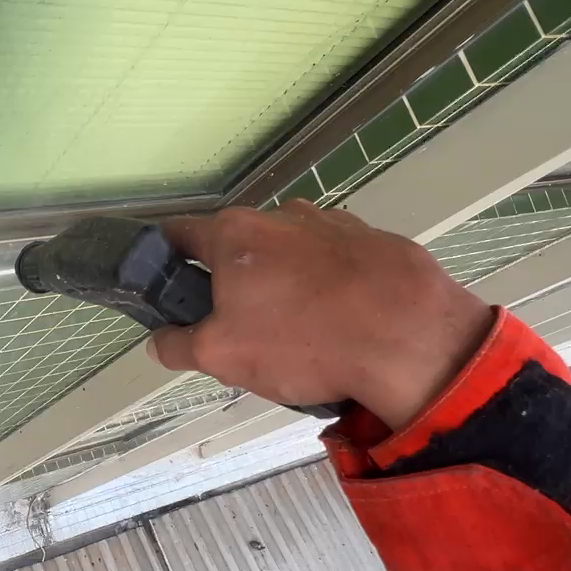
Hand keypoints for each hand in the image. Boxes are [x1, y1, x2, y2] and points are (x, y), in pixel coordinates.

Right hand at [149, 203, 492, 431]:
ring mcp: (332, 223)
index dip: (163, 264)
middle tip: (237, 334)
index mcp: (234, 234)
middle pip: (235, 250)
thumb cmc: (301, 341)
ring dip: (278, 289)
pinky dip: (323, 292)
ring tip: (296, 338)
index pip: (177, 235)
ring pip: (285, 258)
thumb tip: (160, 340)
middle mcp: (280, 215)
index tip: (167, 297)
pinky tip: (337, 328)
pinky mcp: (374, 240)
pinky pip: (330, 267)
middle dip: (228, 288)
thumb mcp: (219, 356)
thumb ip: (177, 346)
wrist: (410, 339)